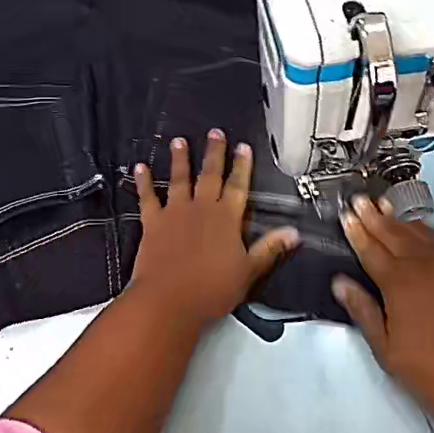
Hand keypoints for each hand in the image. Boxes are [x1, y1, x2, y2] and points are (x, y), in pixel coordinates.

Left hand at [126, 131, 299, 327]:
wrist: (168, 299)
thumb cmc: (211, 289)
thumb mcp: (248, 271)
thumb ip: (269, 249)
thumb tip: (293, 233)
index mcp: (227, 218)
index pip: (238, 186)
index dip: (242, 166)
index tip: (243, 147)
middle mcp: (202, 208)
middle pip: (210, 174)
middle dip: (214, 153)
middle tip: (215, 132)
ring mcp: (175, 212)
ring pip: (179, 179)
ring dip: (180, 159)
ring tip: (179, 141)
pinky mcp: (153, 222)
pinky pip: (148, 197)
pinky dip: (144, 182)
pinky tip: (140, 167)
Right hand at [332, 195, 433, 427]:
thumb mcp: (389, 351)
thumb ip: (363, 312)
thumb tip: (343, 286)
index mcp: (398, 282)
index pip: (369, 248)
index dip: (355, 230)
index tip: (347, 217)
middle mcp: (425, 265)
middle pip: (392, 232)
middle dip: (373, 215)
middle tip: (361, 201)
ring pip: (420, 230)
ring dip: (400, 217)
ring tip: (387, 205)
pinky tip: (433, 230)